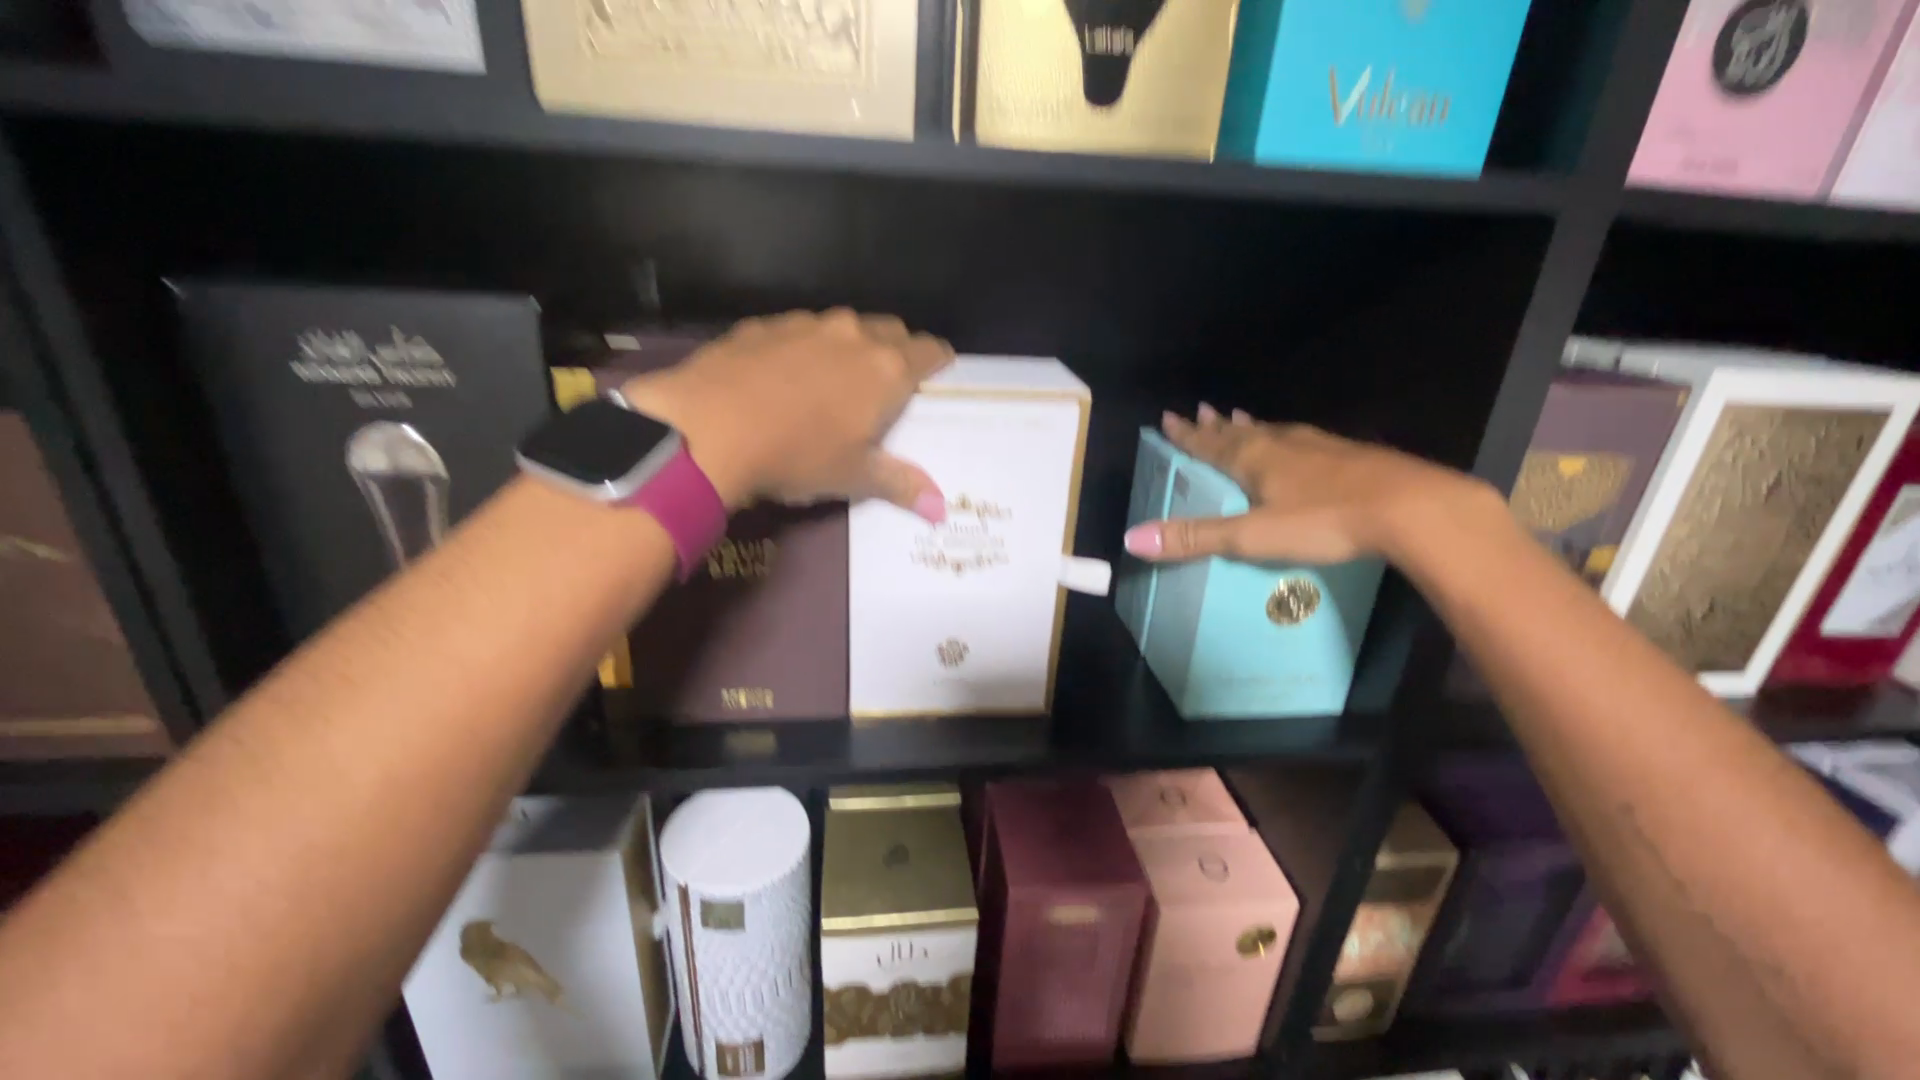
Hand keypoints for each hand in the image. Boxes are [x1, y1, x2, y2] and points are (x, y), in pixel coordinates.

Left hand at [620, 309, 953, 517]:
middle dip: (897, 349)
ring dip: (849, 346)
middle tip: (889, 380)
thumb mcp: (852, 477)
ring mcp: (805, 325)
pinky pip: (796, 331)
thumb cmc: (796, 455)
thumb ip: (900, 485)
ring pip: (842, 326)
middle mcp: (852, 336)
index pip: (930, 352)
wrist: (707, 428)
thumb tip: (941, 509)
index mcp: (886, 370)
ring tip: (835, 378)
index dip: (939, 362)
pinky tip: (783, 376)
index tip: (939, 373)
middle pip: (890, 330)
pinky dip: (803, 348)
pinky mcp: (762, 326)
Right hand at [1121, 406, 1498, 564]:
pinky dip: (1286, 436)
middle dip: (1215, 426)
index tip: (1168, 418)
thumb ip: (1195, 538)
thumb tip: (1131, 538)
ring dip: (1251, 426)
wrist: (1410, 508)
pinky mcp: (1352, 456)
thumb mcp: (1252, 536)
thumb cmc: (1324, 521)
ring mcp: (1321, 447)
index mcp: (1254, 460)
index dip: (1187, 435)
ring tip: (1238, 417)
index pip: (1210, 444)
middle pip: (1240, 432)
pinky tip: (1299, 443)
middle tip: (1199, 410)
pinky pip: (1304, 440)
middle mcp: (1283, 445)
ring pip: (1274, 431)